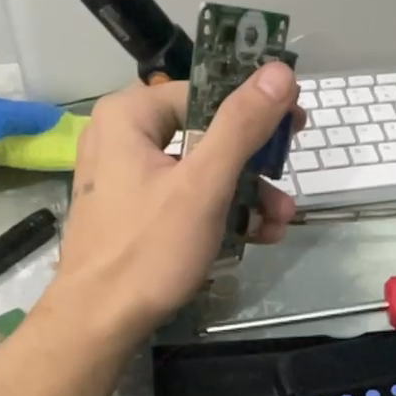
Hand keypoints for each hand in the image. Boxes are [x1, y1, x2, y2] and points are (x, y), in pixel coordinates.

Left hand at [51, 63, 302, 338]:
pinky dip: (221, 215)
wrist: (100, 322)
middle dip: (255, 165)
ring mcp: (129, 182)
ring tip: (280, 222)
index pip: (204, 93)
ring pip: (201, 173)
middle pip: (207, 136)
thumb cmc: (148, 249)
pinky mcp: (137, 217)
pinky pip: (187, 202)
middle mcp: (124, 139)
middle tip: (288, 184)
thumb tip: (280, 72)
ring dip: (247, 196)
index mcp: (129, 116)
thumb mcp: (203, 185)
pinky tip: (256, 236)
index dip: (254, 109)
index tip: (295, 128)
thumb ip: (242, 126)